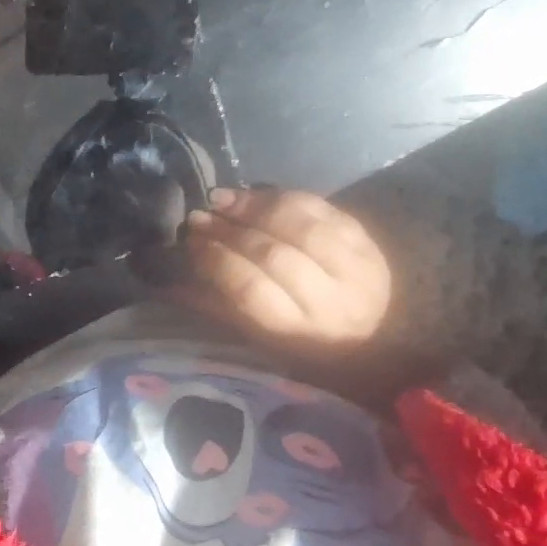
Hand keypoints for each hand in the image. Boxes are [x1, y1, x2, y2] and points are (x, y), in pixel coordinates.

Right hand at [184, 188, 391, 349]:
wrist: (377, 340)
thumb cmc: (304, 348)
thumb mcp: (259, 339)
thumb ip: (217, 307)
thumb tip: (169, 284)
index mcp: (298, 331)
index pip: (250, 288)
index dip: (216, 260)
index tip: (191, 243)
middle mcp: (331, 300)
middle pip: (274, 253)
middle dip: (229, 230)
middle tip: (200, 217)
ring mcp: (354, 267)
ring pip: (299, 226)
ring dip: (255, 208)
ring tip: (225, 201)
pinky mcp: (367, 242)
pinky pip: (322, 210)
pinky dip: (285, 198)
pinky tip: (258, 197)